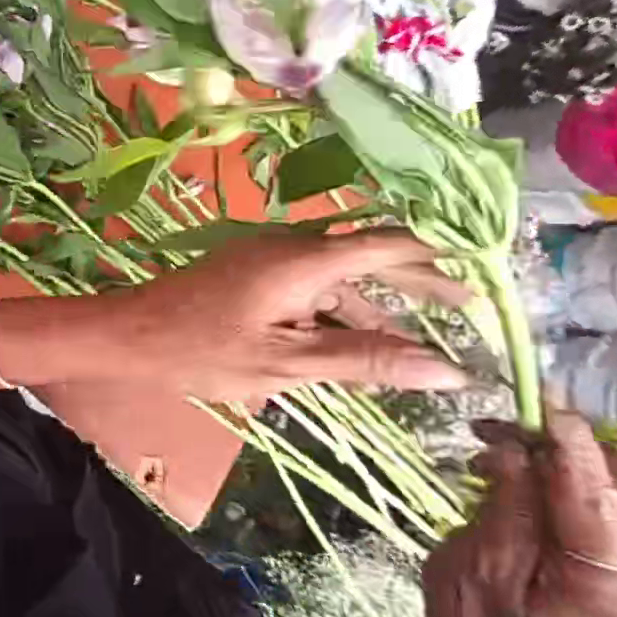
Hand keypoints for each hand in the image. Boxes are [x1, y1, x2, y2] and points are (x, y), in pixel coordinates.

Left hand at [99, 228, 471, 407]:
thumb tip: (449, 370)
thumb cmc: (201, 350)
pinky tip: (346, 344)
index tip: (486, 274)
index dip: (441, 257)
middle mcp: (287, 248)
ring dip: (370, 308)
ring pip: (333, 277)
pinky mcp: (246, 273)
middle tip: (468, 311)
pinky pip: (304, 285)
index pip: (389, 245)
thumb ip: (363, 360)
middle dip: (415, 284)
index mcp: (303, 261)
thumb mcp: (286, 363)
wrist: (130, 334)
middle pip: (366, 258)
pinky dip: (331, 311)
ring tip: (411, 347)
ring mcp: (263, 258)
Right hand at [419, 410, 616, 616]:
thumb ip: (506, 506)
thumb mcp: (475, 561)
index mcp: (611, 599)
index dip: (573, 452)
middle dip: (574, 454)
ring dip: (573, 468)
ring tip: (507, 449)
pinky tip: (529, 480)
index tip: (544, 406)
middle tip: (509, 426)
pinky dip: (577, 490)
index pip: (600, 506)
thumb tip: (513, 447)